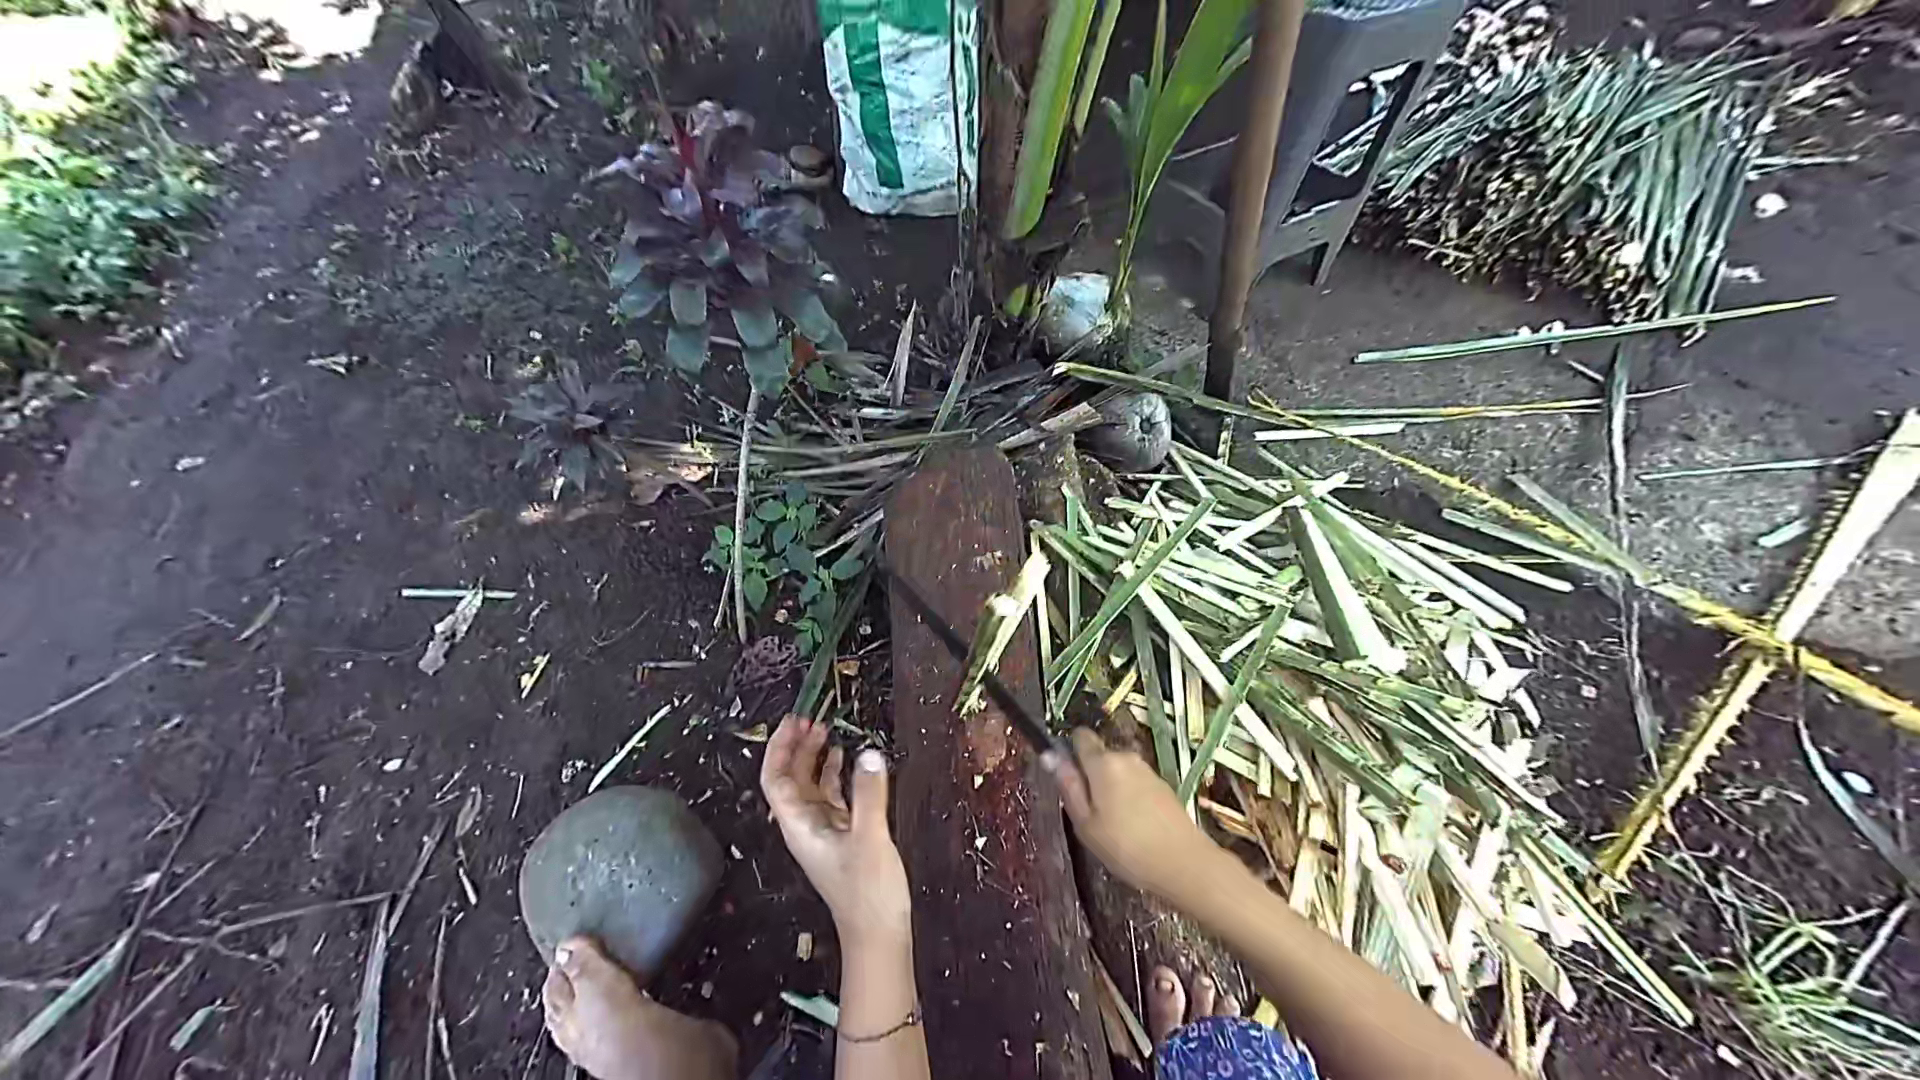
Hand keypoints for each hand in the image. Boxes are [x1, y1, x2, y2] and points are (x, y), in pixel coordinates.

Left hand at [759, 714, 911, 943]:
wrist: (878, 935)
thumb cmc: (868, 890)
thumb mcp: (870, 837)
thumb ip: (869, 793)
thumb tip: (868, 753)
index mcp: (800, 825)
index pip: (776, 780)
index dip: (780, 748)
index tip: (794, 722)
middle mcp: (805, 824)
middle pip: (790, 778)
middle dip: (796, 747)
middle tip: (810, 718)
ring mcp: (823, 829)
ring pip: (810, 784)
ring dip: (815, 757)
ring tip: (827, 729)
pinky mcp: (843, 834)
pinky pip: (832, 795)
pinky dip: (835, 774)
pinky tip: (847, 759)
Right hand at [1042, 727, 1226, 902]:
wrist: (1185, 865)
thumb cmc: (1126, 847)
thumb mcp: (1086, 824)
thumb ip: (1068, 787)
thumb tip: (1051, 757)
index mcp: (1103, 762)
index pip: (1080, 736)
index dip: (1070, 752)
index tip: (1070, 779)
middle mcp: (1126, 757)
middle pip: (1099, 756)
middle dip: (1092, 776)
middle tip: (1091, 814)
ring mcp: (1148, 770)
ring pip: (1118, 771)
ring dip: (1111, 788)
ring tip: (1114, 825)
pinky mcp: (1163, 785)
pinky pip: (1136, 783)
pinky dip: (1131, 797)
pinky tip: (1136, 827)